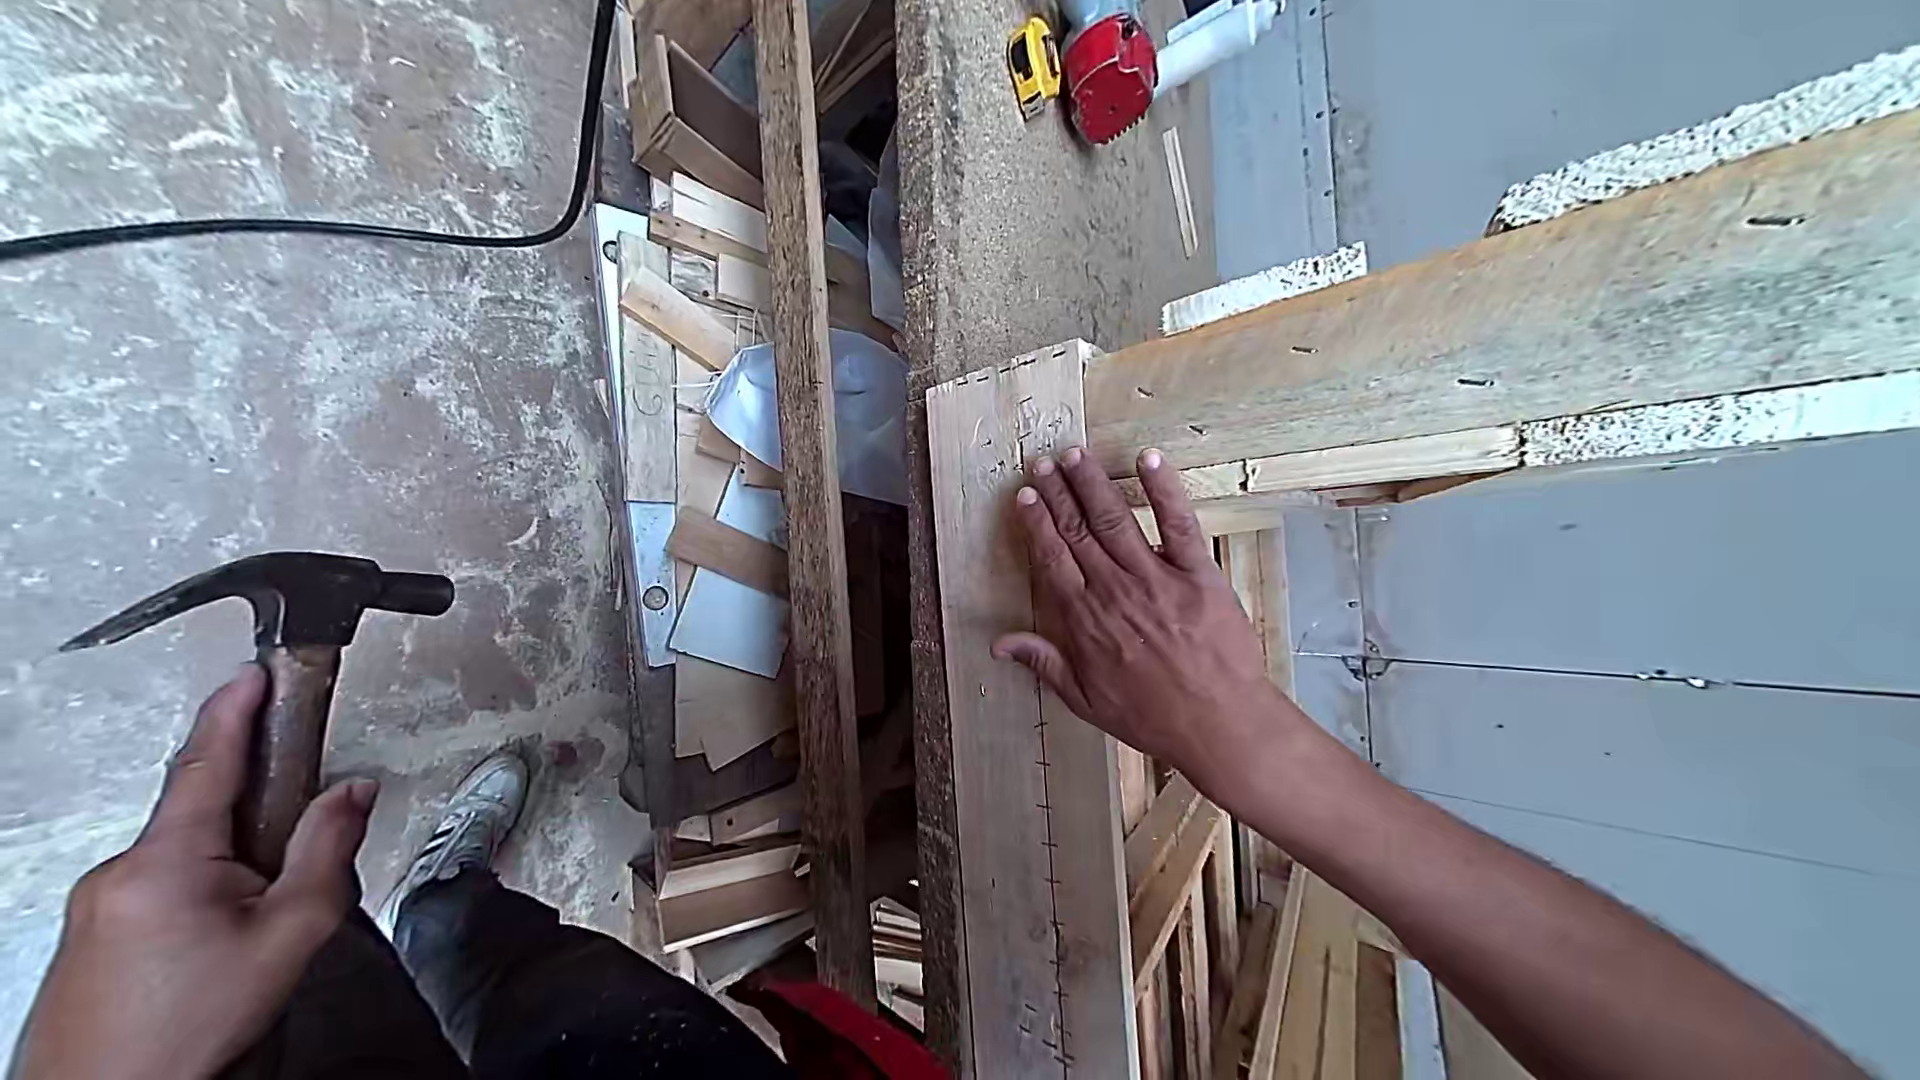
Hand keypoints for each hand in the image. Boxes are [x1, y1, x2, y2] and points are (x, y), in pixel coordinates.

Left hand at [13, 665, 377, 1079]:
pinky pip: (174, 877)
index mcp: (164, 863)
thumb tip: (352, 789)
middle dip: (269, 814)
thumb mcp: (296, 924)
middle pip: (212, 810)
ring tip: (273, 913)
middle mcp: (120, 873)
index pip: (208, 765)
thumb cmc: (197, 1019)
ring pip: (198, 848)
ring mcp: (100, 904)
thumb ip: (328, 845)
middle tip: (303, 860)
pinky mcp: (98, 930)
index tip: (251, 672)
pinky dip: (221, 878)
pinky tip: (238, 927)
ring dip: (249, 856)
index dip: (232, 712)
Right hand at [991, 446, 1298, 783]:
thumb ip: (1043, 663)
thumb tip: (999, 643)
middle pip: (1076, 529)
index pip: (1051, 556)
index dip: (1036, 522)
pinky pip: (1177, 523)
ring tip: (1075, 455)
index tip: (1024, 495)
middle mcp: (1114, 589)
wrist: (1219, 724)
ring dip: (1091, 484)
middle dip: (1057, 492)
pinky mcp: (1197, 573)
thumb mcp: (1086, 700)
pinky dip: (1162, 489)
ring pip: (1114, 519)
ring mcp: (1156, 577)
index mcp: (1085, 617)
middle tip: (1042, 462)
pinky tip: (1147, 460)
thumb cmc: (1152, 716)